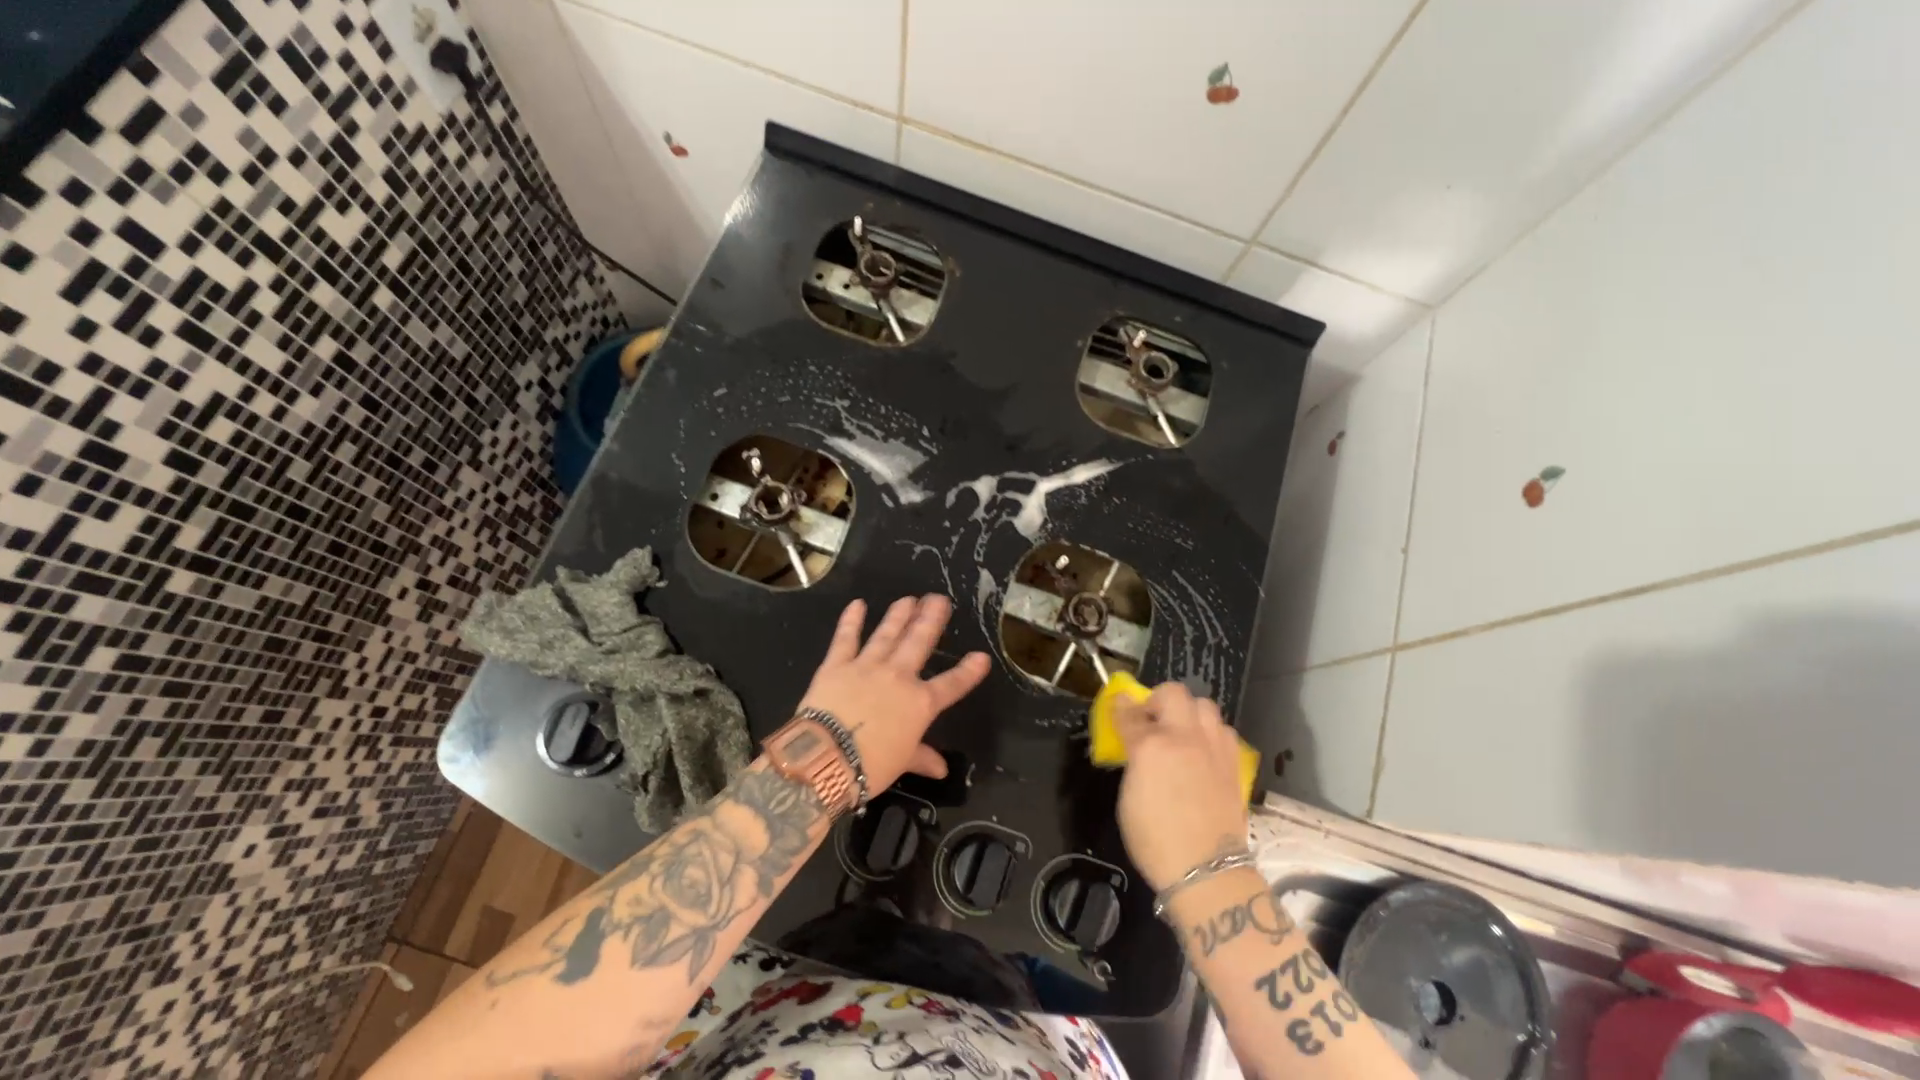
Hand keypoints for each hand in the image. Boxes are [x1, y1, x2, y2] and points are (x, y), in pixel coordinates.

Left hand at [798, 595, 991, 792]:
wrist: (826, 758)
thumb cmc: (870, 765)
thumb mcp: (901, 763)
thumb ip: (921, 758)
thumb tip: (940, 769)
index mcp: (920, 704)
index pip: (951, 685)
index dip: (969, 671)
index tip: (982, 656)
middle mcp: (898, 677)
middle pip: (919, 643)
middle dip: (931, 619)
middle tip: (939, 599)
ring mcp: (866, 667)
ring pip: (887, 634)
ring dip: (899, 615)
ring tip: (909, 598)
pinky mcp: (836, 665)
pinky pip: (845, 639)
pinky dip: (851, 620)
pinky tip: (858, 604)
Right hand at [1112, 682, 1250, 889]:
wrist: (1207, 869)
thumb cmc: (1155, 841)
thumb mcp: (1128, 799)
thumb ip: (1134, 763)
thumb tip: (1137, 748)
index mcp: (1151, 747)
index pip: (1130, 713)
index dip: (1120, 707)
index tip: (1118, 705)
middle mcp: (1185, 738)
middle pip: (1173, 693)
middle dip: (1158, 699)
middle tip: (1151, 720)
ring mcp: (1214, 748)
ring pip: (1205, 706)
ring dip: (1188, 713)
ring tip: (1181, 734)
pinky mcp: (1234, 763)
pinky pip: (1223, 731)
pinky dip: (1210, 734)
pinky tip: (1203, 753)